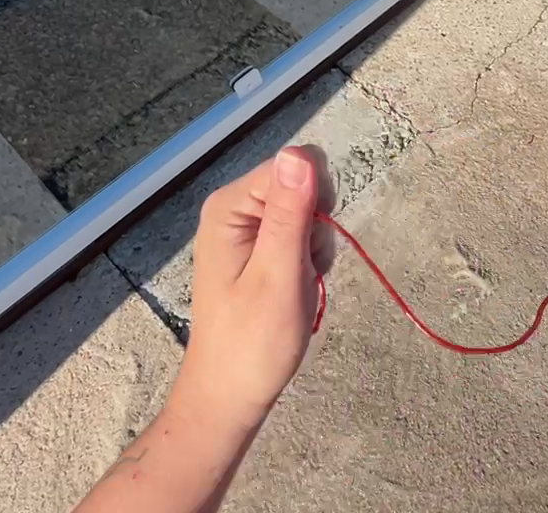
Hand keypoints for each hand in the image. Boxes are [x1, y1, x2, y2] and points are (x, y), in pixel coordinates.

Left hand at [172, 146, 334, 434]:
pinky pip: (302, 230)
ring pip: (308, 209)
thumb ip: (290, 212)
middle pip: (303, 184)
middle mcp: (236, 207)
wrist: (231, 397)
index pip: (295, 165)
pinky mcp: (259, 245)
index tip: (308, 244)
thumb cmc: (254, 342)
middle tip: (301, 268)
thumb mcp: (278, 275)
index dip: (315, 200)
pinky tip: (297, 285)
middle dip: (316, 225)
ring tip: (298, 283)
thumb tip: (300, 152)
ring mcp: (247, 226)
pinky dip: (309, 257)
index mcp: (231, 206)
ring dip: (315, 245)